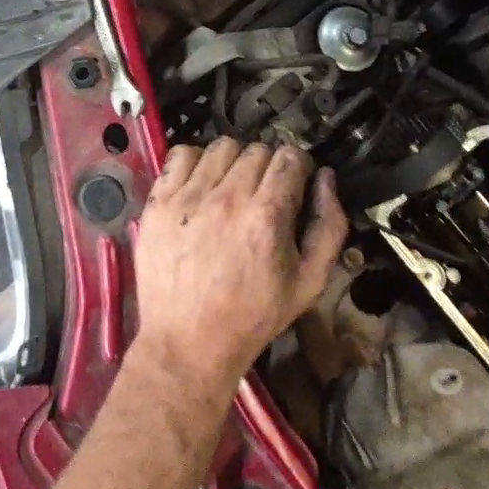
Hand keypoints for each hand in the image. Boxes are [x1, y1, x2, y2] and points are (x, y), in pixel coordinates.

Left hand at [130, 138, 346, 396]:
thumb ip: (329, 226)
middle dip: (267, 167)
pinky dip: (195, 162)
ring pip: (221, 147)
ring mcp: (188, 197)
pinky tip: (201, 186)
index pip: (289, 156)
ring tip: (231, 189)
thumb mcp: (309, 282)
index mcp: (266, 215)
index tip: (293, 185)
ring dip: (233, 162)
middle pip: (256, 149)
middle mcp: (226, 198)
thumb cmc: (253, 315)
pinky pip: (181, 154)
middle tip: (263, 194)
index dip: (297, 168)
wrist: (189, 341)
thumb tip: (325, 178)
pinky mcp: (159, 201)